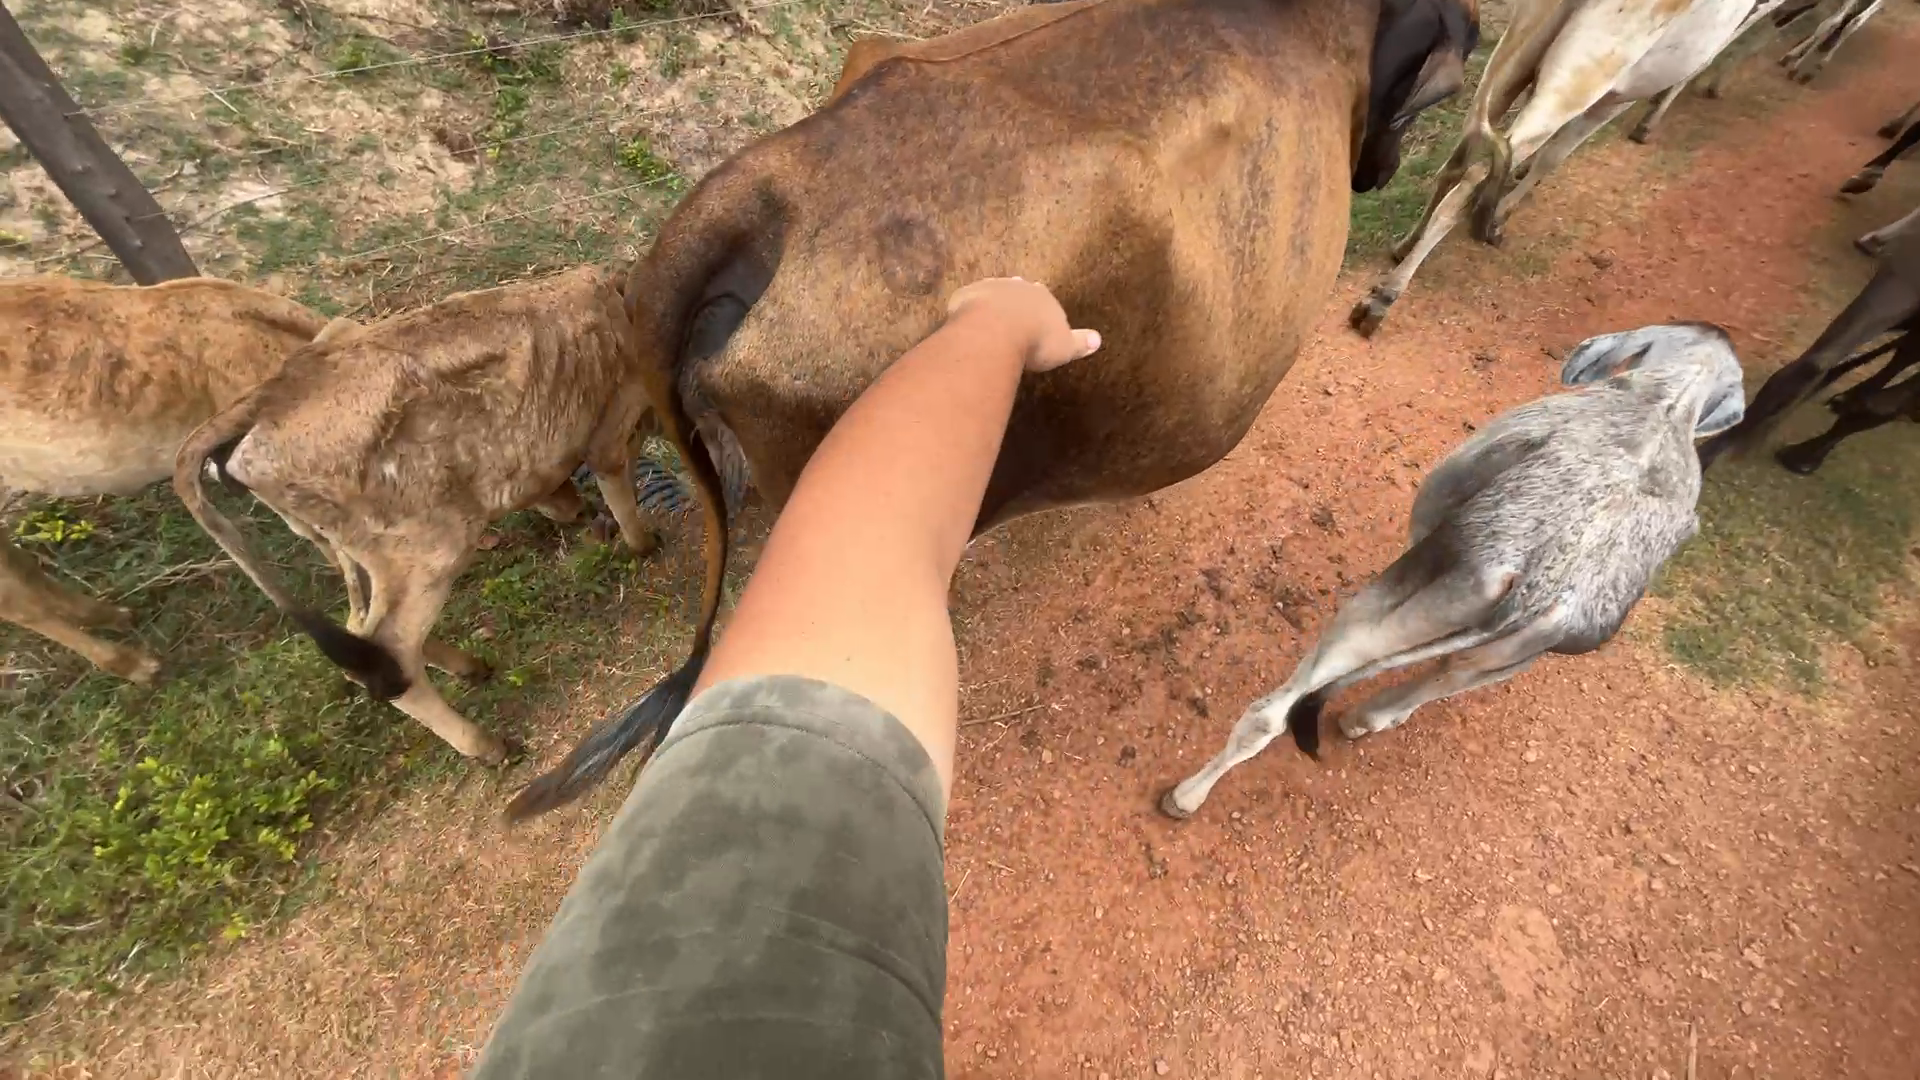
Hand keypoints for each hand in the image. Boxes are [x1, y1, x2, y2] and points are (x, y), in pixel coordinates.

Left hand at [945, 277, 1100, 372]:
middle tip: (1009, 316)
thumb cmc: (1035, 341)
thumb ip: (1079, 343)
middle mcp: (1016, 286)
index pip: (1042, 297)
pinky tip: (963, 325)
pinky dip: (965, 311)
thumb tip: (1099, 340)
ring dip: (988, 304)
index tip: (1034, 317)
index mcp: (1041, 296)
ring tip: (985, 321)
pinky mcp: (966, 295)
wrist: (997, 331)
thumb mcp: (1064, 347)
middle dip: (1013, 300)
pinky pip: (966, 302)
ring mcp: (989, 288)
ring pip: (990, 293)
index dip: (1037, 307)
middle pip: (1016, 290)